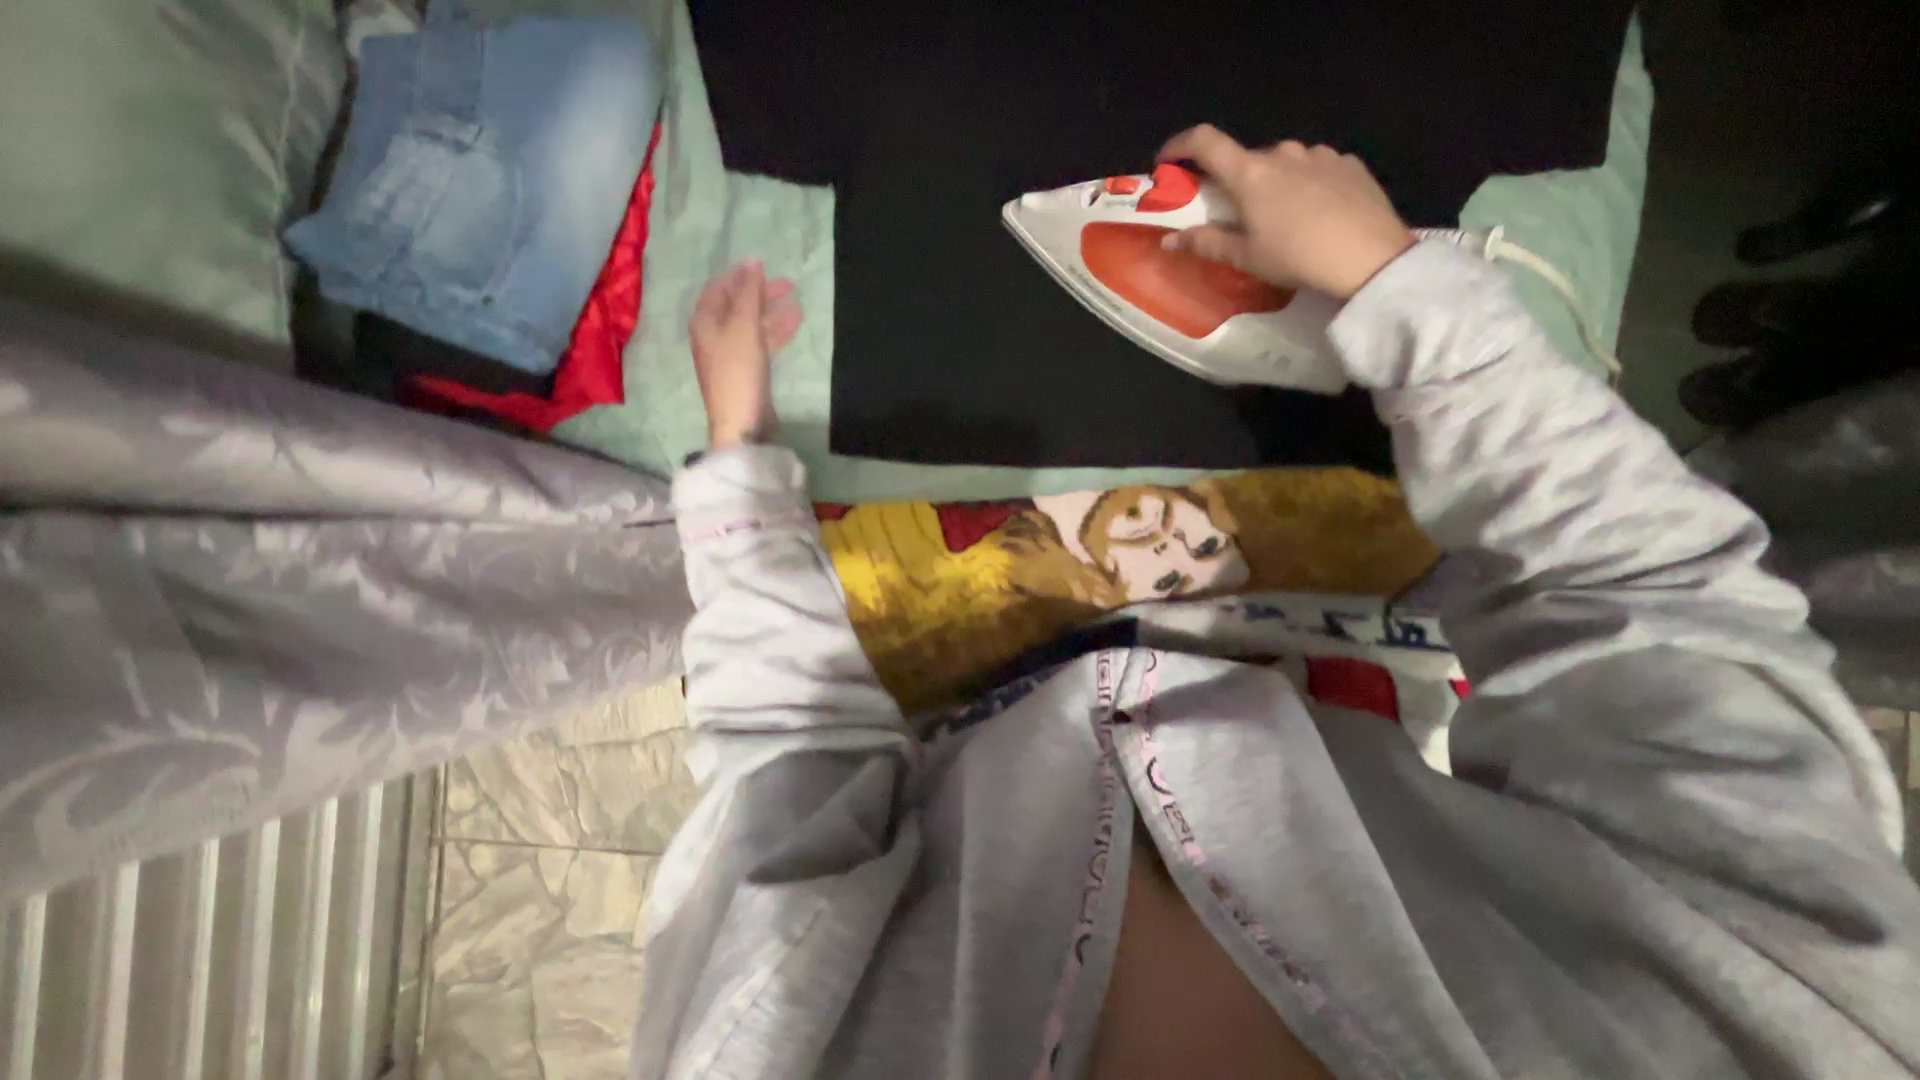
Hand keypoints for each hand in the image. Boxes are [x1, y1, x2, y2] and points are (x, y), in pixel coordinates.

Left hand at [689, 259, 801, 447]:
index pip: (719, 288)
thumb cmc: (738, 369)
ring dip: (772, 312)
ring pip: (752, 325)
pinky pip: (761, 342)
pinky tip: (795, 323)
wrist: (742, 422)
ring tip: (797, 302)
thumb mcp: (744, 326)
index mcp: (705, 321)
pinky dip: (776, 331)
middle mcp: (713, 335)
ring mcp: (730, 354)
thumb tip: (753, 262)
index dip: (740, 275)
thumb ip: (749, 293)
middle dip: (761, 293)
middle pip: (737, 306)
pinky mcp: (747, 370)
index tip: (764, 266)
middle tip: (789, 284)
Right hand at [1157, 125, 1415, 299]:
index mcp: (1250, 174)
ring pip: (1283, 164)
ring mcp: (1319, 154)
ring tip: (1282, 219)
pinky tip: (1315, 214)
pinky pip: (1315, 169)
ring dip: (1273, 183)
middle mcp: (1283, 153)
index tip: (1168, 161)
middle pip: (1246, 160)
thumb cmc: (1297, 258)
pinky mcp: (1348, 163)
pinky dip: (1305, 185)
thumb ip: (1206, 243)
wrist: (1370, 258)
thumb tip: (1170, 239)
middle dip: (1234, 181)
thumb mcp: (1246, 258)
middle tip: (1235, 214)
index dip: (1180, 145)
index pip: (1205, 142)